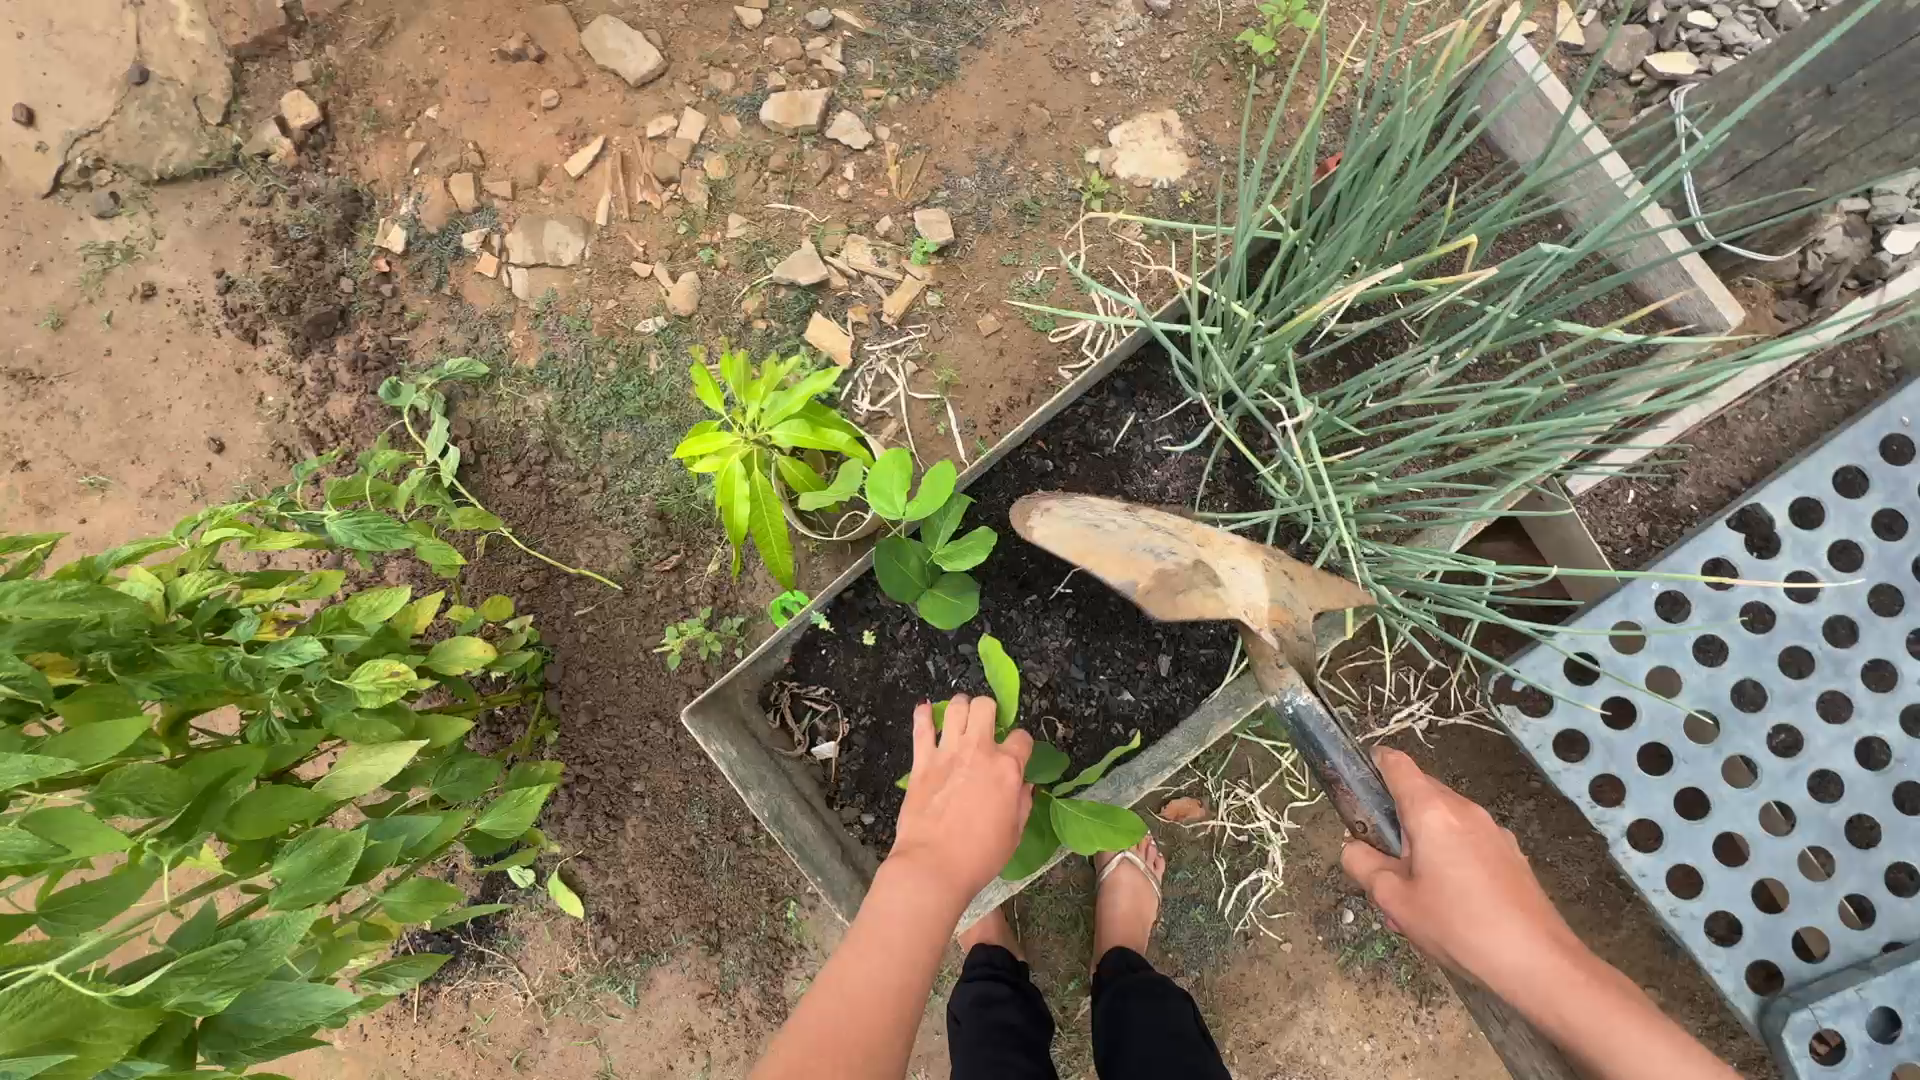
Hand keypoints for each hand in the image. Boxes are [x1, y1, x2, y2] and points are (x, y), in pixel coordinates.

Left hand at [888, 694, 1033, 905]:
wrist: (933, 865)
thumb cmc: (980, 856)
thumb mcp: (1014, 833)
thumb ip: (1022, 803)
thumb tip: (1025, 785)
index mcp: (1007, 768)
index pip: (1023, 737)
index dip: (1021, 744)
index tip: (1016, 753)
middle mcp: (979, 750)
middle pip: (985, 706)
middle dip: (989, 711)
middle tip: (985, 727)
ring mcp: (948, 752)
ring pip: (956, 707)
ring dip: (960, 707)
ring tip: (960, 718)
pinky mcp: (922, 760)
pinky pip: (921, 726)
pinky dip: (923, 715)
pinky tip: (926, 712)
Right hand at [1340, 747, 1581, 991]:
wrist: (1543, 968)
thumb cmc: (1460, 927)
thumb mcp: (1393, 899)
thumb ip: (1360, 863)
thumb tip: (1354, 848)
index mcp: (1431, 810)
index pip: (1395, 762)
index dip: (1371, 766)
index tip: (1359, 795)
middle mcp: (1465, 810)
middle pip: (1418, 792)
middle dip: (1395, 818)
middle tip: (1385, 864)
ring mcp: (1494, 832)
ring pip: (1443, 820)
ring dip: (1422, 842)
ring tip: (1418, 893)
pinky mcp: (1513, 856)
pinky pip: (1468, 841)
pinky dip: (1450, 857)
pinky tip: (1453, 904)